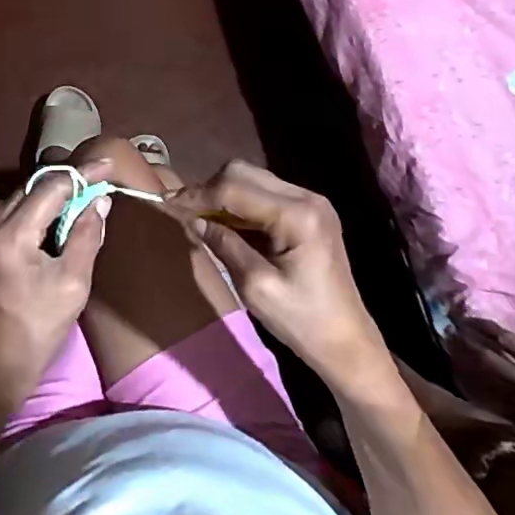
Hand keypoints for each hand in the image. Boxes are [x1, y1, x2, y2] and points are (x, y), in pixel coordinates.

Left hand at [0, 163, 106, 407]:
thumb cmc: (39, 327)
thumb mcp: (73, 283)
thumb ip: (86, 235)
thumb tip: (100, 201)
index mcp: (12, 235)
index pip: (52, 188)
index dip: (83, 174)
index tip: (109, 165)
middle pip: (35, 186)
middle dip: (69, 179)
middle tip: (101, 177)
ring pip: (24, 196)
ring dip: (55, 192)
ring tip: (87, 191)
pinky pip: (16, 211)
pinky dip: (41, 206)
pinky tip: (62, 212)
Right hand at [165, 161, 381, 380]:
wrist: (346, 341)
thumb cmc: (302, 322)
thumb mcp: (255, 287)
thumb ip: (224, 245)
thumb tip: (194, 219)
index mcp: (298, 215)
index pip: (235, 188)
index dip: (197, 194)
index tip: (167, 203)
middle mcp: (307, 197)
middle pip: (244, 172)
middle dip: (209, 188)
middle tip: (183, 211)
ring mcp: (311, 201)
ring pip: (253, 178)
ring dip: (223, 193)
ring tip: (199, 216)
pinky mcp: (310, 211)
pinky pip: (265, 193)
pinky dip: (240, 203)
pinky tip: (225, 222)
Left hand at [461, 320, 514, 472]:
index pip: (513, 345)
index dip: (490, 330)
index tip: (470, 318)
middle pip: (494, 362)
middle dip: (471, 344)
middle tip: (449, 330)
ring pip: (492, 386)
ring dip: (470, 369)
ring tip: (451, 353)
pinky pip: (502, 414)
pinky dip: (484, 401)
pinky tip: (469, 394)